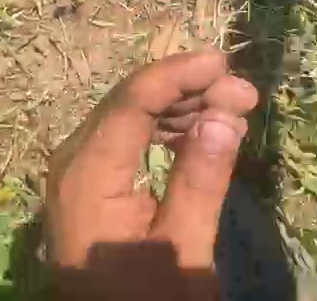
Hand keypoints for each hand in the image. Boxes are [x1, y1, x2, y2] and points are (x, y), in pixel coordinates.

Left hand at [45, 49, 260, 300]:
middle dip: (188, 88)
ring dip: (181, 106)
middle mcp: (73, 160)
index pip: (133, 99)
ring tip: (233, 110)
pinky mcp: (88, 183)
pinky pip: (126, 137)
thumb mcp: (182, 252)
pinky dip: (164, 128)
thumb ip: (200, 181)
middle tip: (243, 94)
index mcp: (87, 174)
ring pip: (130, 114)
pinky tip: (202, 133)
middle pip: (131, 100)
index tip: (224, 64)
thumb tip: (224, 114)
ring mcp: (77, 170)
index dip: (179, 73)